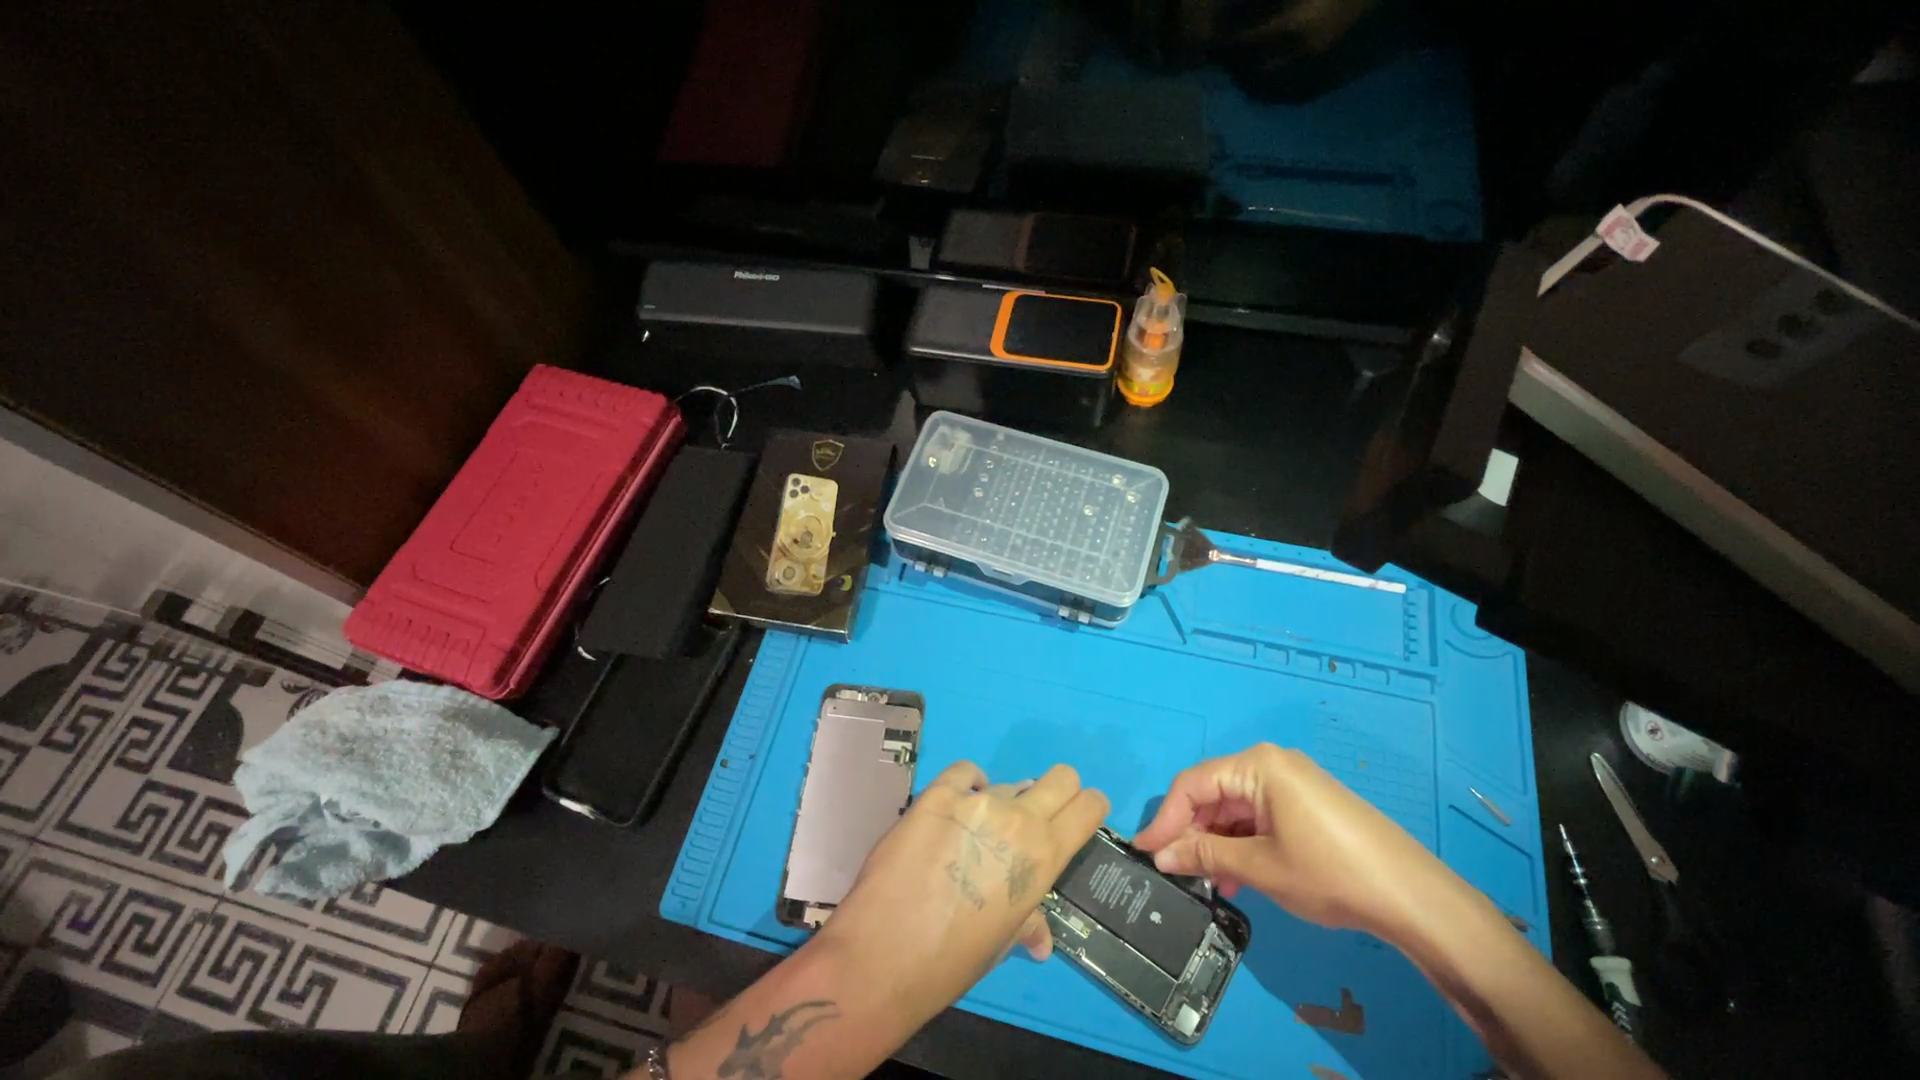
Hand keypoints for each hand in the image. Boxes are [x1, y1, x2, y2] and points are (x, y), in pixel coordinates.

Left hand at [815, 762, 1108, 1022]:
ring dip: (1003, 803)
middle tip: (1037, 816)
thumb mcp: (1003, 941)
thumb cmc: (955, 959)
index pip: (1089, 807)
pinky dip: (967, 784)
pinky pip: (964, 772)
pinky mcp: (936, 794)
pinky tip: (957, 805)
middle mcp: (1019, 820)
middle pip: (1060, 778)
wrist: (887, 953)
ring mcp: (976, 803)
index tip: (1078, 818)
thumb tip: (1041, 941)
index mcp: (1045, 857)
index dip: (1089, 808)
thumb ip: (1028, 922)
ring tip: (978, 832)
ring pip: (1008, 782)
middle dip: (1057, 792)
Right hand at [1133, 743, 1458, 941]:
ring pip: (1235, 808)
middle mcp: (1272, 765)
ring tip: (1209, 882)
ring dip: (1216, 843)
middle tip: (1177, 871)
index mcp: (1258, 766)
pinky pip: (1259, 816)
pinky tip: (1239, 877)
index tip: (1143, 851)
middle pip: (1213, 794)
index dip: (1164, 819)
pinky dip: (1242, 843)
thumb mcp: (1259, 867)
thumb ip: (1205, 856)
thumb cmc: (1328, 872)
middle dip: (1192, 832)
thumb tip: (1161, 856)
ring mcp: (1293, 784)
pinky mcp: (1308, 805)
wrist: (1410, 894)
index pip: (1192, 784)